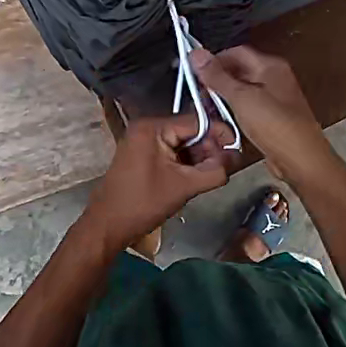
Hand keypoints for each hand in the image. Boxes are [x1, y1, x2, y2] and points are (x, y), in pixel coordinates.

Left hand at [78, 112, 228, 252]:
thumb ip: (213, 170)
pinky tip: (196, 177)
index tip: (239, 149)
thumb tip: (236, 157)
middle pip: (190, 131)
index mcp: (154, 127)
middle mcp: (148, 127)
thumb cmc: (143, 203)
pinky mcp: (143, 154)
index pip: (197, 121)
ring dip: (199, 157)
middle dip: (210, 148)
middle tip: (225, 168)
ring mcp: (143, 141)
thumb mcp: (184, 186)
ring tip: (212, 175)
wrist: (107, 225)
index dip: (220, 134)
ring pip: (183, 143)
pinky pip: (172, 151)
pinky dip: (186, 163)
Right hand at [191, 46, 335, 182]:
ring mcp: (275, 98)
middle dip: (217, 80)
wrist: (301, 159)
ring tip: (208, 109)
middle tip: (200, 93)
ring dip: (224, 97)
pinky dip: (234, 110)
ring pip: (242, 90)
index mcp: (271, 66)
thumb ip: (216, 76)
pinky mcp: (272, 117)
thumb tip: (197, 54)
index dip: (214, 60)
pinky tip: (224, 120)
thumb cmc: (277, 126)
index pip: (236, 52)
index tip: (196, 72)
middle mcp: (274, 78)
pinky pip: (248, 106)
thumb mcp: (240, 97)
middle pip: (239, 70)